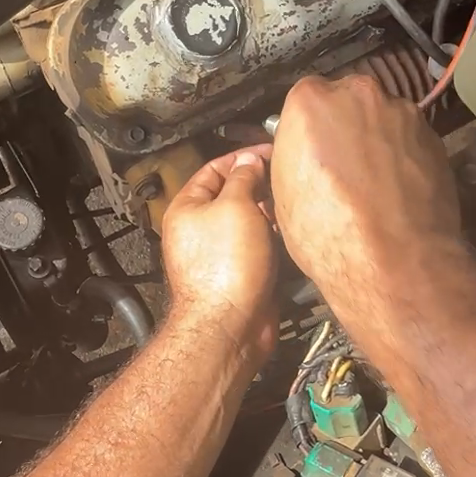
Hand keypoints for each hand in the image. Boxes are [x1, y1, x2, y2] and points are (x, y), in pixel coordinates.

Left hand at [161, 147, 279, 371]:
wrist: (230, 324)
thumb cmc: (223, 270)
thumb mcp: (235, 206)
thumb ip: (243, 179)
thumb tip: (249, 161)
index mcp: (187, 208)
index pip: (213, 169)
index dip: (241, 158)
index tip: (268, 152)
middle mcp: (200, 230)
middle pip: (232, 195)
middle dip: (258, 186)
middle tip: (282, 179)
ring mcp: (220, 253)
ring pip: (249, 222)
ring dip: (269, 214)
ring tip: (286, 208)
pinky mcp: (240, 273)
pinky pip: (259, 248)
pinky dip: (273, 240)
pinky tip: (288, 236)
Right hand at [271, 75, 465, 310]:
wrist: (392, 259)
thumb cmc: (326, 229)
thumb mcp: (282, 193)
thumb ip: (293, 155)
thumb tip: (301, 153)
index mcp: (310, 101)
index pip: (304, 100)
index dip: (307, 130)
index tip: (309, 153)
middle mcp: (358, 94)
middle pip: (347, 101)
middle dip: (344, 127)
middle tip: (340, 167)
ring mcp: (401, 113)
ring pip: (381, 119)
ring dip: (376, 141)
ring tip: (372, 184)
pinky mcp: (434, 137)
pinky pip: (408, 140)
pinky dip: (402, 157)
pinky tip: (396, 191)